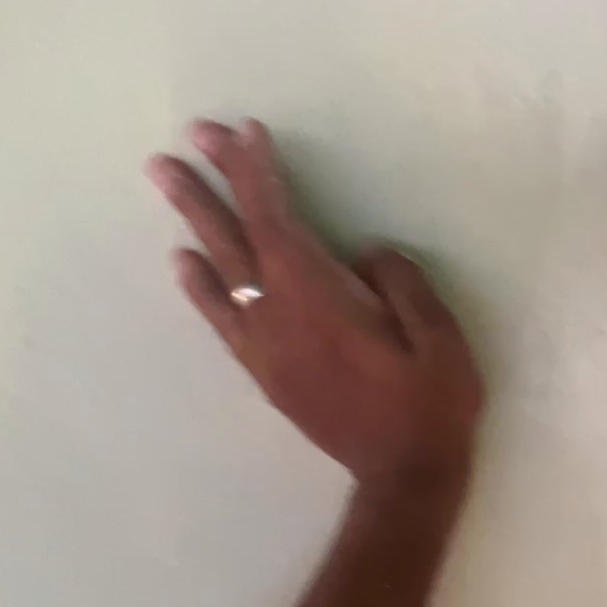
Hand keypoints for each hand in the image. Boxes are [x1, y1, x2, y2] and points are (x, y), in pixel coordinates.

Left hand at [148, 119, 483, 485]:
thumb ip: (400, 283)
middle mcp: (279, 319)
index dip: (259, 174)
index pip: (279, 222)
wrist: (404, 474)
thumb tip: (363, 255)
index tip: (245, 132)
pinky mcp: (266, 373)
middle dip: (213, 184)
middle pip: (238, 239)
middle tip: (187, 138)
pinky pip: (222, 320)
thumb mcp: (440, 336)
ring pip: (221, 273)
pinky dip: (199, 287)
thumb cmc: (430, 404)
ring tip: (167, 179)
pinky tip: (184, 262)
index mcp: (321, 301)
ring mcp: (266, 348)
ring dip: (195, 222)